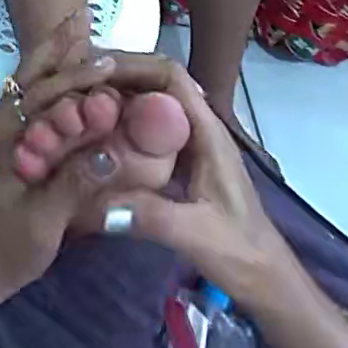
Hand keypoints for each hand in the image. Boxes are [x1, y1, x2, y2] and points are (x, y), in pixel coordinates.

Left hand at [0, 12, 120, 298]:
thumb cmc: (11, 244)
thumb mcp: (43, 222)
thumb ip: (73, 185)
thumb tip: (110, 152)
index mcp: (9, 135)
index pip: (46, 96)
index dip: (76, 79)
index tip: (107, 63)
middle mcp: (6, 119)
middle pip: (36, 73)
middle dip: (62, 47)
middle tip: (86, 16)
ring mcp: (9, 123)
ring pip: (33, 75)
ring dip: (55, 48)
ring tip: (77, 21)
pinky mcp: (18, 131)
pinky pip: (35, 90)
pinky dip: (51, 67)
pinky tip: (67, 57)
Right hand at [97, 55, 298, 302]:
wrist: (267, 281)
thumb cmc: (241, 253)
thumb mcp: (196, 235)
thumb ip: (152, 216)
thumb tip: (98, 201)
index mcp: (207, 131)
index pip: (171, 75)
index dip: (135, 66)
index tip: (98, 73)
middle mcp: (199, 126)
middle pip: (158, 80)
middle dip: (120, 75)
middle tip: (80, 84)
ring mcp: (191, 141)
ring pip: (152, 101)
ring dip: (120, 94)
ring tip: (82, 101)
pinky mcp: (182, 158)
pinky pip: (149, 124)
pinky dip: (124, 119)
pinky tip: (99, 132)